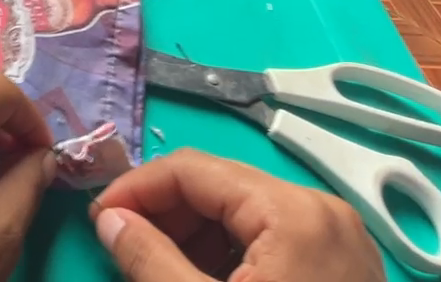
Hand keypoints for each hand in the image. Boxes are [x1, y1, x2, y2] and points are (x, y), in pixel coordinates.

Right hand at [91, 149, 383, 281]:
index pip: (192, 169)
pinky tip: (200, 279)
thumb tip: (108, 219)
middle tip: (122, 243)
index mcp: (291, 211)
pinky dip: (227, 255)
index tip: (99, 217)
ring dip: (191, 234)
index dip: (136, 188)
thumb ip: (149, 258)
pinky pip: (268, 240)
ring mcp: (337, 240)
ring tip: (157, 266)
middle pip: (217, 187)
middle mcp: (319, 210)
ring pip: (240, 213)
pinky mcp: (341, 269)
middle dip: (163, 213)